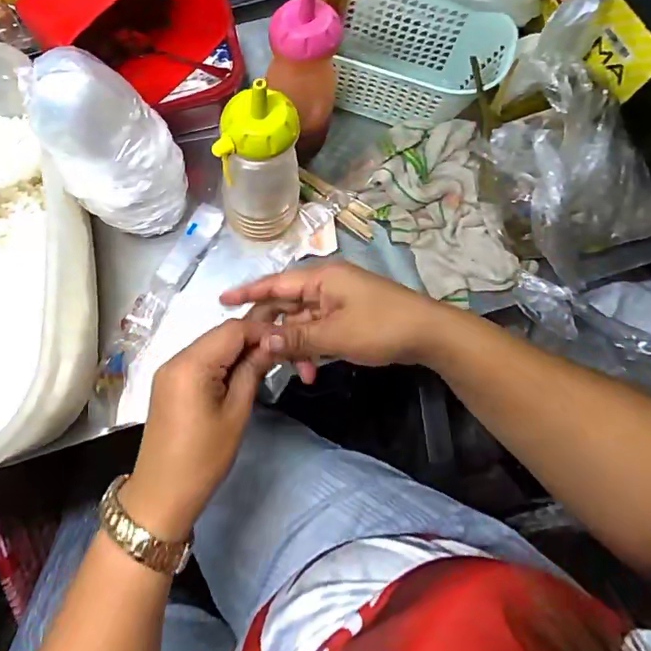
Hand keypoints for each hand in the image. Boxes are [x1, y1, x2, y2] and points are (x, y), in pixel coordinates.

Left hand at [124, 319, 278, 541]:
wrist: (161, 496)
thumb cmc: (203, 458)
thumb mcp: (236, 413)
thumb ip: (253, 371)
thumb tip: (272, 345)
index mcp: (191, 364)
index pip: (233, 329)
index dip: (262, 331)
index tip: (287, 343)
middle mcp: (175, 359)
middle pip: (220, 334)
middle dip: (251, 338)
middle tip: (279, 353)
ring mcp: (169, 370)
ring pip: (211, 345)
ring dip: (237, 350)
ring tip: (264, 364)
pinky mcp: (169, 383)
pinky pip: (200, 359)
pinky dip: (222, 361)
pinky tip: (239, 374)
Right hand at [220, 262, 455, 379]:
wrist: (428, 333)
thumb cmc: (380, 327)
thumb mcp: (335, 335)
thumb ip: (297, 337)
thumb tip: (264, 340)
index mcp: (322, 277)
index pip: (275, 283)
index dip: (247, 292)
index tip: (221, 301)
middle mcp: (327, 283)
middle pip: (286, 303)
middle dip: (274, 331)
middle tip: (259, 356)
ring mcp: (339, 299)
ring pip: (303, 320)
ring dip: (295, 345)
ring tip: (298, 373)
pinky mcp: (349, 315)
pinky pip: (319, 327)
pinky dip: (312, 346)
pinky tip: (312, 368)